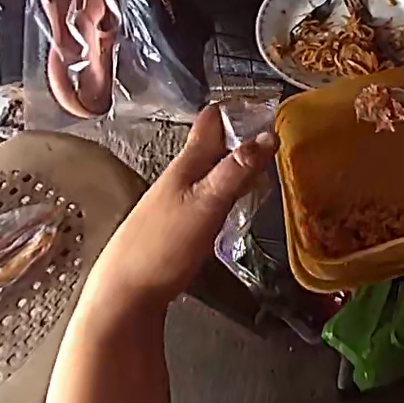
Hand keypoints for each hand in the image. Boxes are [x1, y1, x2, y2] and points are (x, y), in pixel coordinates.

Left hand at [86, 104, 273, 308]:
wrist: (124, 297)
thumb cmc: (164, 244)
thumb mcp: (208, 202)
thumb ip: (238, 169)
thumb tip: (269, 135)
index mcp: (188, 163)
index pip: (212, 120)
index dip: (237, 107)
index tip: (267, 105)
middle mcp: (183, 175)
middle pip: (217, 144)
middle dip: (246, 136)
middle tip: (280, 139)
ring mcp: (179, 199)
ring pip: (216, 169)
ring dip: (242, 163)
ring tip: (270, 168)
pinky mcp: (181, 223)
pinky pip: (214, 193)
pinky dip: (234, 189)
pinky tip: (244, 202)